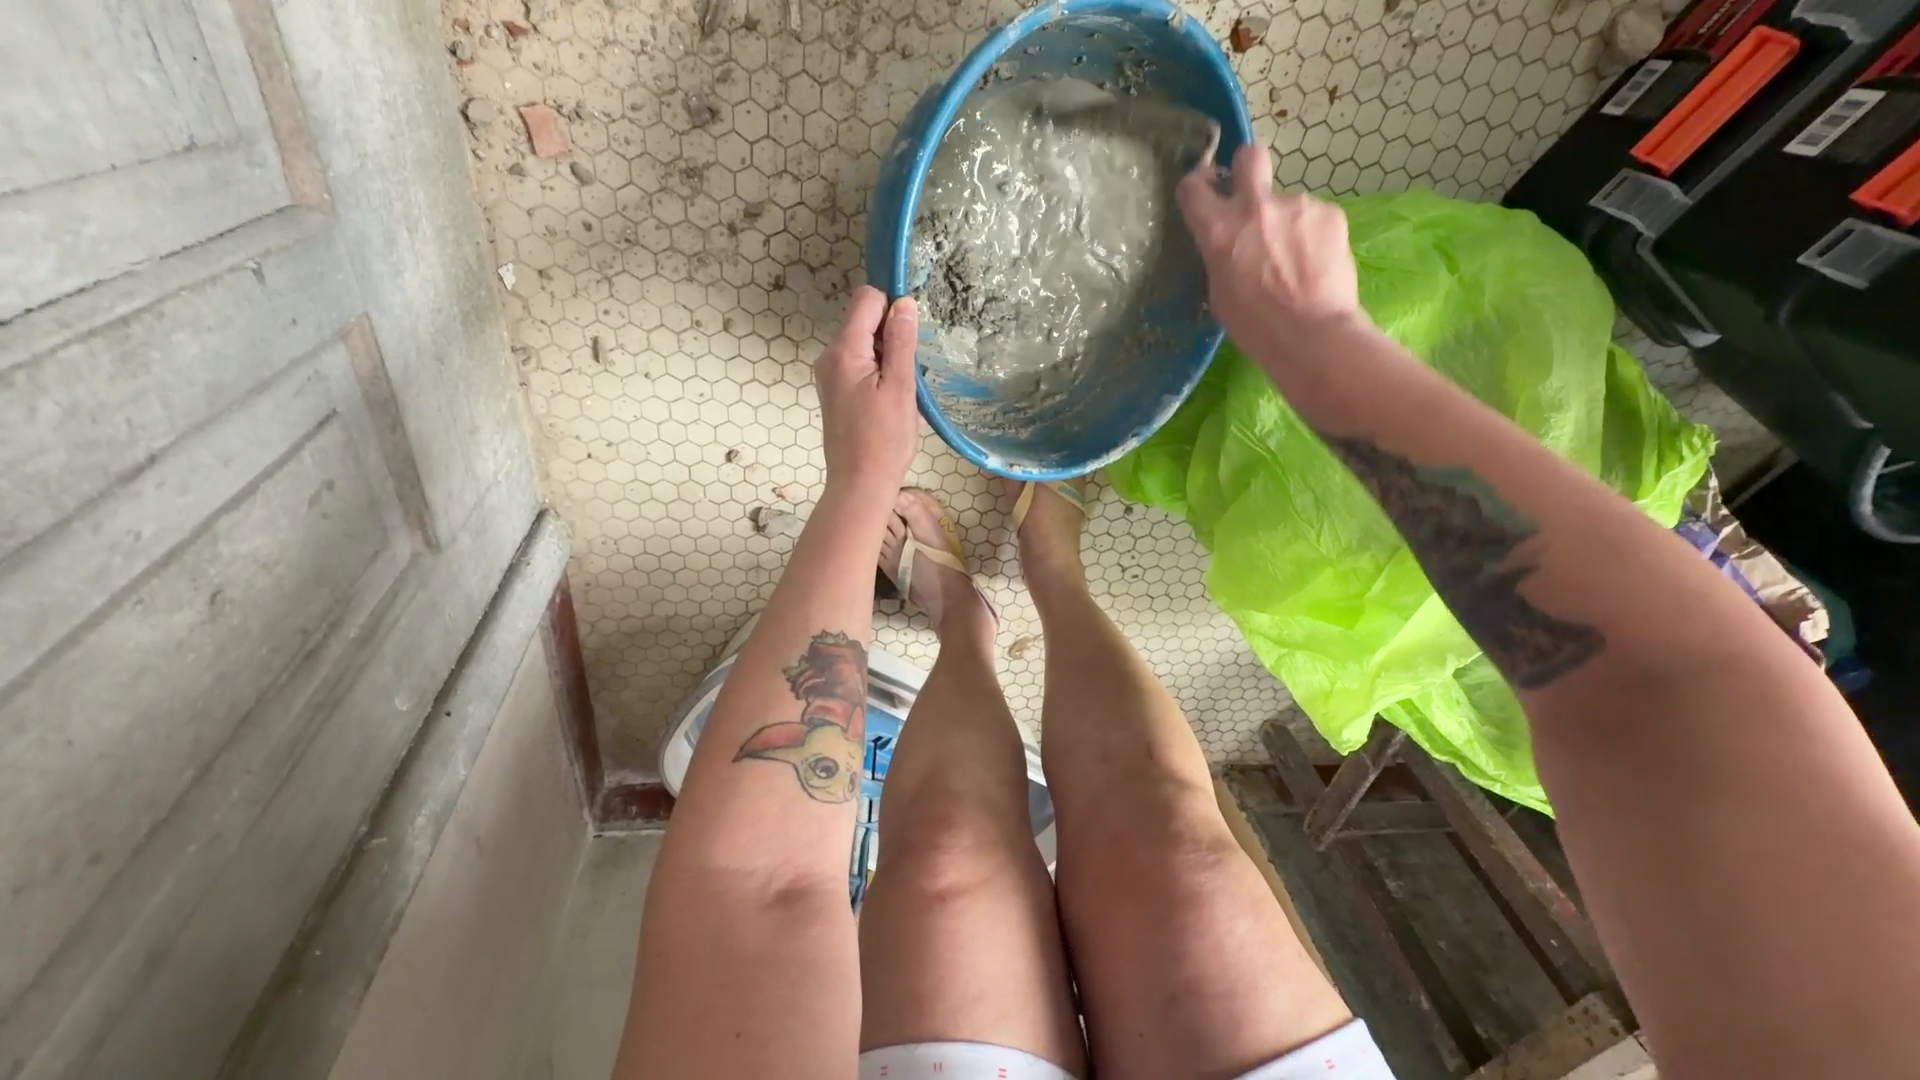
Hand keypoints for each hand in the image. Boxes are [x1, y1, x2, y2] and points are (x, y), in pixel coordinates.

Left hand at [815, 285, 920, 494]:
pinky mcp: (835, 390)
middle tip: (909, 369)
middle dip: (891, 334)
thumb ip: (901, 342)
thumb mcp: (900, 388)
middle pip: (863, 319)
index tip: (912, 334)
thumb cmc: (884, 440)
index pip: (867, 299)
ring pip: (863, 342)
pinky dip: (878, 370)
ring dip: (887, 355)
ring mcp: (829, 374)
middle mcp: (829, 356)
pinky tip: (890, 397)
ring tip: (900, 387)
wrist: (860, 484)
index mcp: (844, 351)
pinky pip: (859, 363)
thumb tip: (904, 303)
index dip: (893, 307)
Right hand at [1177, 142, 1365, 349]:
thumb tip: (1231, 246)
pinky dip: (1313, 236)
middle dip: (1247, 167)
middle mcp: (1254, 206)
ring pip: (1287, 202)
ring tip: (1296, 260)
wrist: (1311, 333)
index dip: (1197, 188)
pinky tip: (1317, 263)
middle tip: (1252, 195)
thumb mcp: (1219, 292)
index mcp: (1218, 229)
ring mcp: (1296, 204)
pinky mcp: (1330, 213)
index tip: (1203, 195)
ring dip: (1287, 222)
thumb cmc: (1254, 324)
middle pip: (1249, 156)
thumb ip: (1221, 256)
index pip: (1192, 187)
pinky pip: (1315, 217)